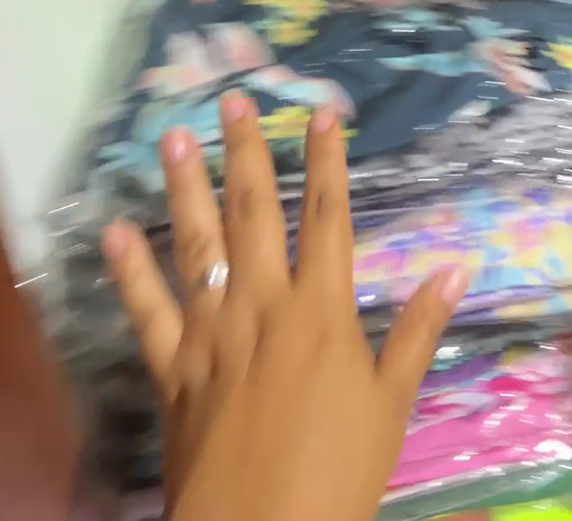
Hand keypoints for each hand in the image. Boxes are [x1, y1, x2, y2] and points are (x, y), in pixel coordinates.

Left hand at [102, 91, 469, 520]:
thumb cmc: (339, 470)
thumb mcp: (392, 400)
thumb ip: (419, 329)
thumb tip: (457, 267)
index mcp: (322, 310)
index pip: (327, 216)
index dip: (326, 162)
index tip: (321, 113)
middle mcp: (263, 306)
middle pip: (254, 214)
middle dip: (247, 153)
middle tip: (233, 101)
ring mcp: (211, 335)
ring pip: (197, 247)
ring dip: (185, 190)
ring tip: (175, 139)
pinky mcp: (173, 370)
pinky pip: (146, 312)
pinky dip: (129, 271)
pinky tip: (113, 232)